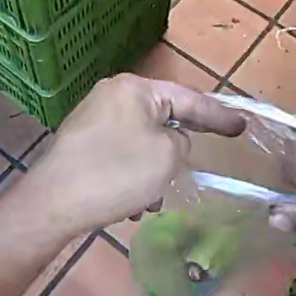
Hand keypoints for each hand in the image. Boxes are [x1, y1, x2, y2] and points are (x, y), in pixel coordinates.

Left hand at [12, 74, 247, 237]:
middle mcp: (111, 96)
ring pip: (141, 144)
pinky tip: (130, 206)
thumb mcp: (167, 155)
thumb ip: (181, 142)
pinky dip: (131, 178)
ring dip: (153, 172)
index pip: (188, 99)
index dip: (218, 115)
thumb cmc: (116, 173)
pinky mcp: (80, 146)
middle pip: (161, 120)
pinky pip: (119, 157)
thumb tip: (169, 142)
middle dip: (176, 151)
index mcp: (134, 89)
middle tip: (191, 167)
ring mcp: (92, 120)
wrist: (54, 203)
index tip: (241, 127)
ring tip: (151, 200)